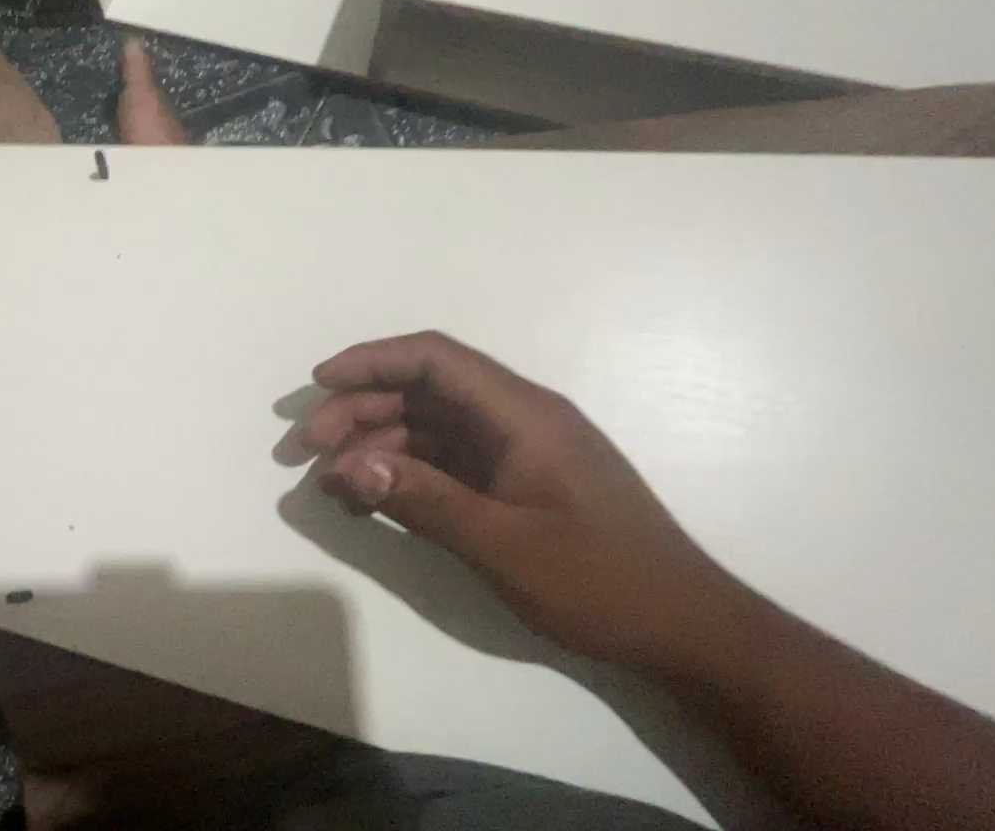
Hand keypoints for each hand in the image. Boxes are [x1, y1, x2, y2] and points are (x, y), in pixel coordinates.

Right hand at [300, 331, 748, 669]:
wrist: (688, 635)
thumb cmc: (604, 584)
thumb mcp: (507, 546)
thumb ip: (425, 501)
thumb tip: (346, 467)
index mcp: (522, 414)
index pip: (434, 358)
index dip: (371, 360)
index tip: (318, 383)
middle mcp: (513, 420)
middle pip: (418, 392)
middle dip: (356, 411)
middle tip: (306, 449)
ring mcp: (509, 453)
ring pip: (421, 428)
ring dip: (369, 448)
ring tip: (327, 485)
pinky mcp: (506, 483)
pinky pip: (438, 463)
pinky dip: (396, 476)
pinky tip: (364, 502)